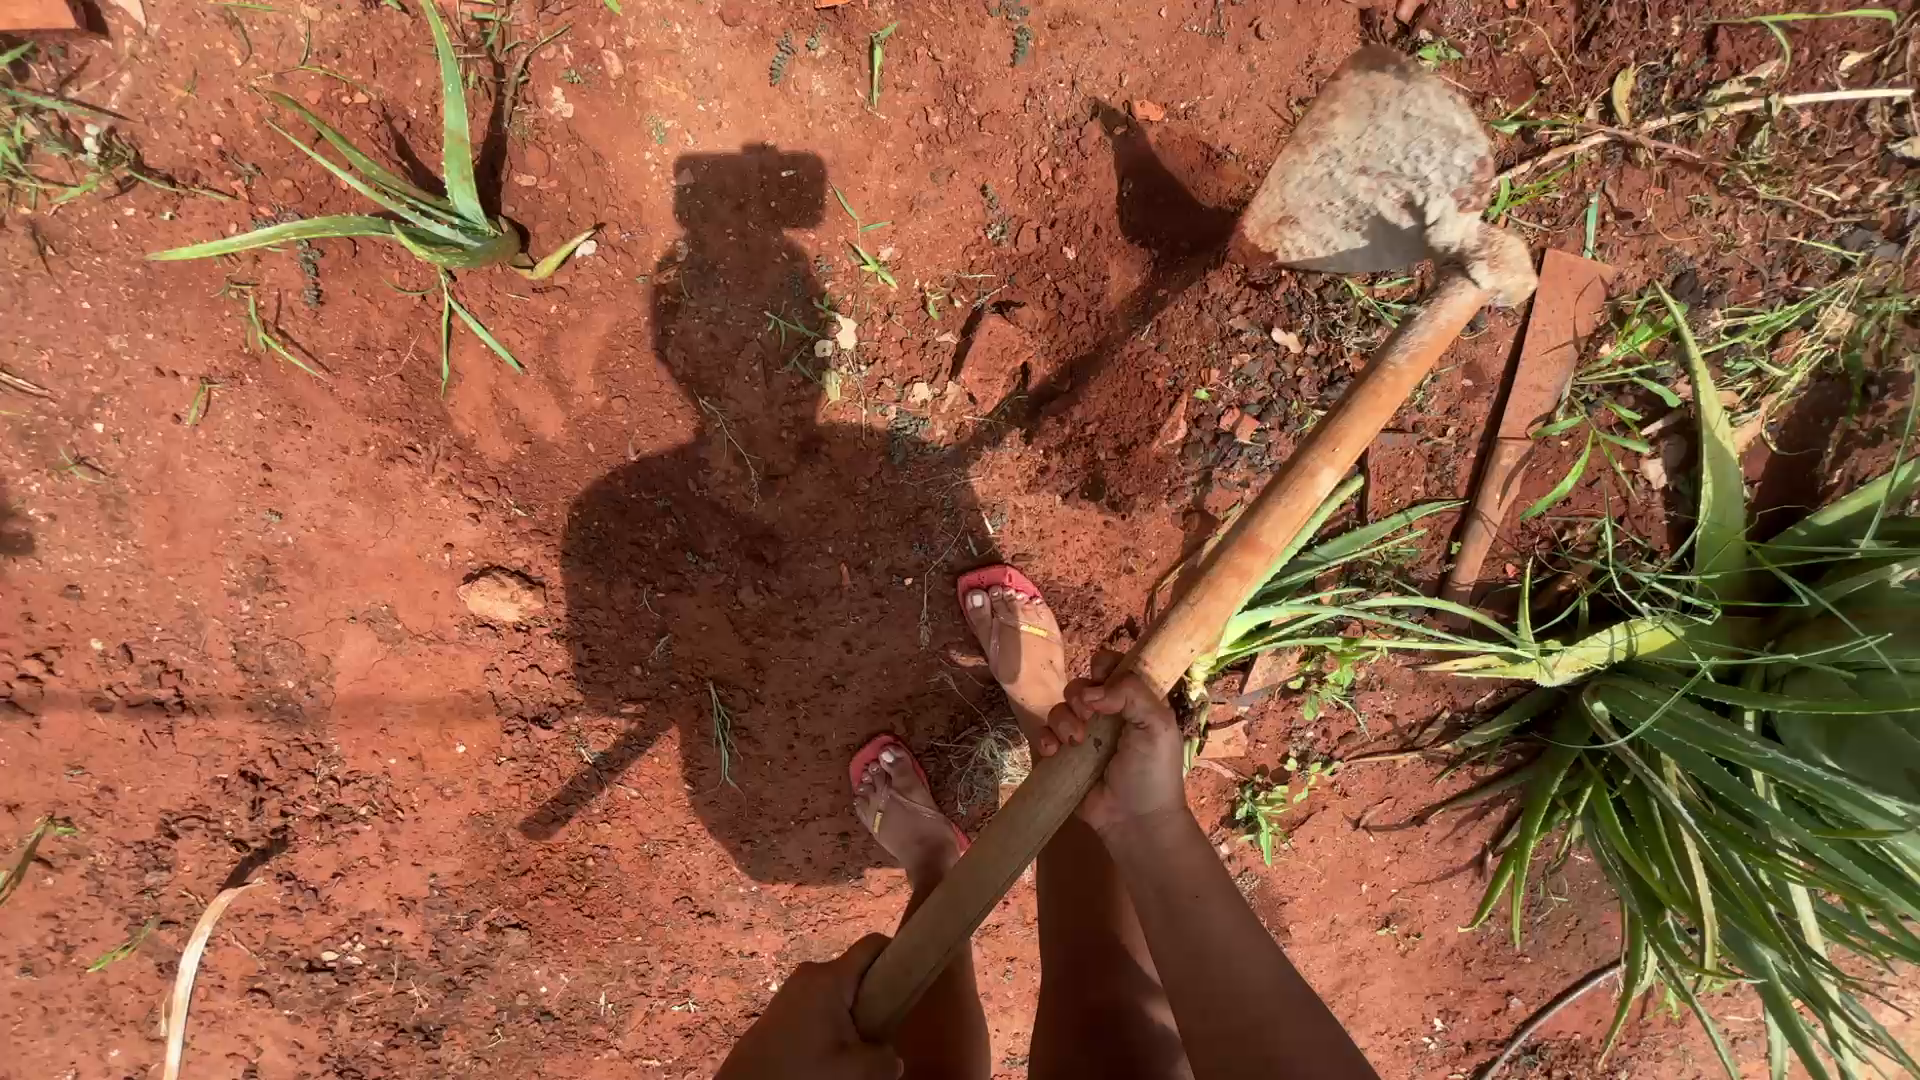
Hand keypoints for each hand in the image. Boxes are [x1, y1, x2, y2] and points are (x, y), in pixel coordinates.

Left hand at [715, 933, 900, 1079]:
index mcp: (830, 977)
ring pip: (838, 993)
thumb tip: (892, 1057)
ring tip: (851, 1050)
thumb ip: (883, 1061)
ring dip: (850, 1017)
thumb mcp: (851, 1072)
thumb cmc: (800, 1073)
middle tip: (879, 1032)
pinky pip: (818, 1005)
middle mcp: (811, 973)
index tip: (910, 979)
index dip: (896, 953)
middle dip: (872, 999)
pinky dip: (830, 1024)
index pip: (873, 944)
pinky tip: (827, 1055)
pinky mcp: (780, 1009)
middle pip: (857, 973)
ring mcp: (793, 990)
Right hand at [1038, 652, 1187, 834]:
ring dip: (1063, 719)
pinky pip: (1045, 734)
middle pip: (1080, 684)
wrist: (1135, 821)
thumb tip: (1091, 691)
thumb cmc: (1152, 772)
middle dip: (1079, 696)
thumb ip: (1131, 693)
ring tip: (1075, 741)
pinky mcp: (1064, 756)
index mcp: (1132, 702)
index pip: (1112, 667)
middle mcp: (1106, 714)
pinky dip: (1045, 738)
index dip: (1103, 668)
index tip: (1102, 680)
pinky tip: (1054, 751)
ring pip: (1060, 707)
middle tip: (1088, 716)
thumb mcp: (1157, 725)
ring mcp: (1083, 735)